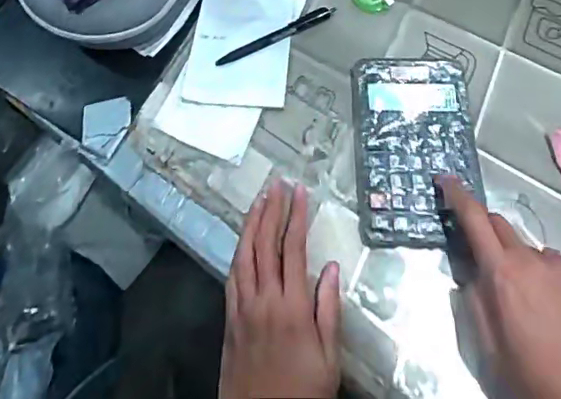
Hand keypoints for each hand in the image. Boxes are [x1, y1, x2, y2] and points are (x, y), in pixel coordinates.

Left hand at [220, 180, 340, 398]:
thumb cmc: (303, 393)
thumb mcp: (329, 359)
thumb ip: (329, 310)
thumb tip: (331, 267)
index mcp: (292, 307)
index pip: (292, 248)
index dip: (296, 216)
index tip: (300, 192)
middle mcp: (264, 300)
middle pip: (265, 243)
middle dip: (272, 209)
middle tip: (278, 183)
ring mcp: (243, 308)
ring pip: (244, 253)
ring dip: (252, 222)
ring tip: (260, 198)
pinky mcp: (230, 319)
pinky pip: (232, 275)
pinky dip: (238, 250)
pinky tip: (243, 239)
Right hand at [441, 175, 560, 398]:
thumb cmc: (534, 377)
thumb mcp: (489, 349)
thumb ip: (474, 303)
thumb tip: (470, 275)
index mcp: (500, 272)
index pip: (473, 218)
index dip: (457, 194)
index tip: (445, 179)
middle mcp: (529, 258)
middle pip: (498, 224)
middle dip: (484, 230)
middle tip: (481, 254)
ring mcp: (560, 265)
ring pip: (527, 247)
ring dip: (517, 259)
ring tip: (525, 297)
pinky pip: (554, 264)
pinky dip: (545, 274)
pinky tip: (553, 306)